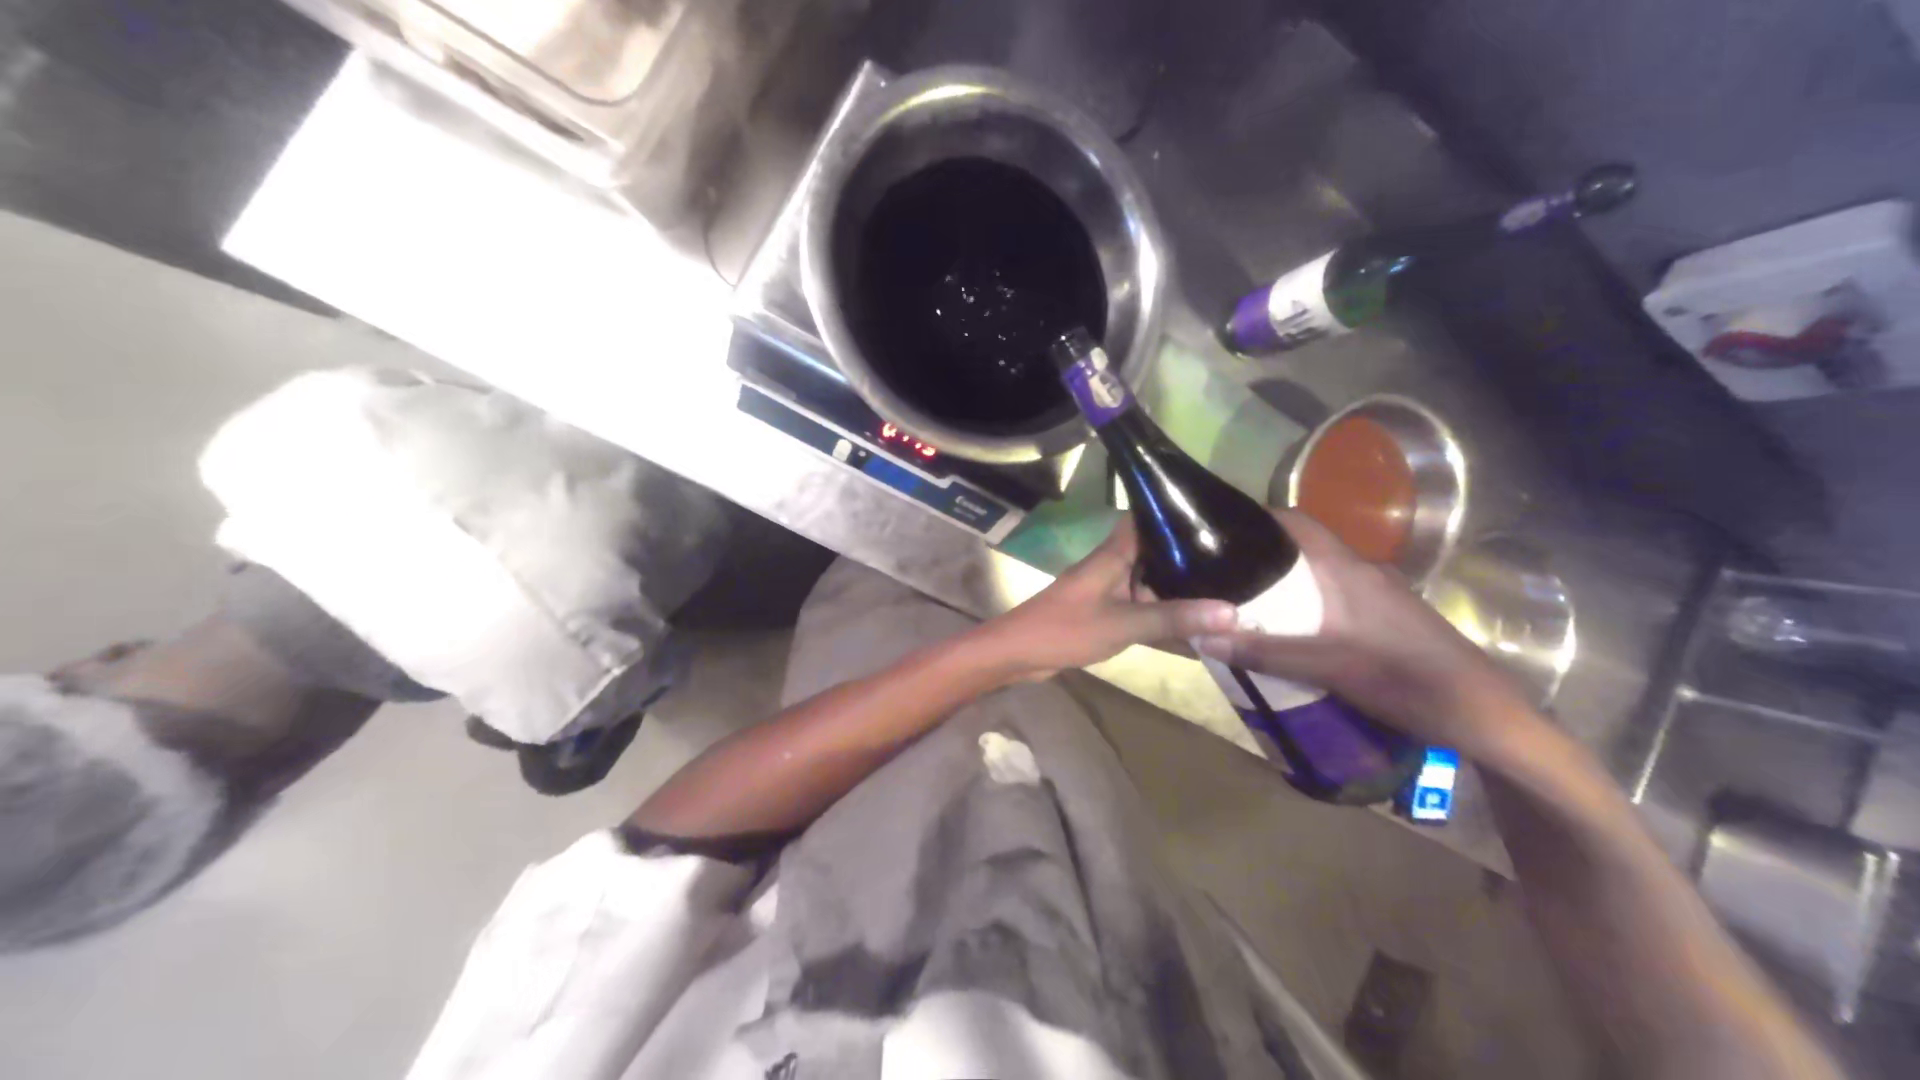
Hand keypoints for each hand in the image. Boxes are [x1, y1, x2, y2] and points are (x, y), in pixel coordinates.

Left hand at [976, 520, 1236, 681]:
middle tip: (1236, 559)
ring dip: (1178, 587)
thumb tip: (1233, 611)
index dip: (1176, 512)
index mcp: (1114, 554)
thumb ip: (1175, 618)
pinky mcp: (1104, 612)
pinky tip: (1192, 625)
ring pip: (1149, 581)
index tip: (1216, 515)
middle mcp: (1113, 565)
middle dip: (1189, 556)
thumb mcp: (1125, 624)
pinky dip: (1162, 612)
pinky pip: (1140, 606)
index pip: (1147, 518)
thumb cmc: (1067, 629)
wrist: (1017, 653)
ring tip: (1226, 588)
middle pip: (1155, 551)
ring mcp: (1108, 589)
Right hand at [1195, 510, 1540, 757]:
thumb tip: (1204, 636)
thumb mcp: (1327, 668)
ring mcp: (1380, 595)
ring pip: (1320, 577)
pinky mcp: (1388, 618)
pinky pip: (1335, 598)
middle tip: (1223, 580)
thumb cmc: (1405, 679)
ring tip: (1247, 608)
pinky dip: (1307, 607)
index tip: (1220, 534)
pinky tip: (1291, 635)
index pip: (1296, 522)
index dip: (1257, 520)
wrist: (1483, 715)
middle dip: (1263, 560)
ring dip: (1286, 586)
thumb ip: (1266, 652)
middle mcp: (1363, 572)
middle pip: (1303, 550)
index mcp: (1347, 570)